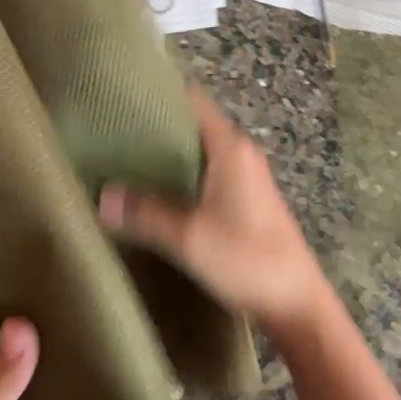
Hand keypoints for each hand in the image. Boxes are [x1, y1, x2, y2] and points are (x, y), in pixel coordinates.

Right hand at [98, 90, 329, 332]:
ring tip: (124, 159)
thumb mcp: (189, 237)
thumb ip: (144, 213)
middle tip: (111, 131)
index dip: (159, 93)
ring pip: (198, 152)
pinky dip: (180, 175)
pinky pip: (206, 173)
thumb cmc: (247, 260)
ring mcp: (246, 178)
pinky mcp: (246, 201)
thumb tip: (102, 196)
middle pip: (192, 124)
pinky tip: (155, 191)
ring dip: (167, 155)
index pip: (192, 99)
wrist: (298, 306)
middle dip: (155, 126)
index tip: (122, 96)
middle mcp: (240, 153)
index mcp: (230, 147)